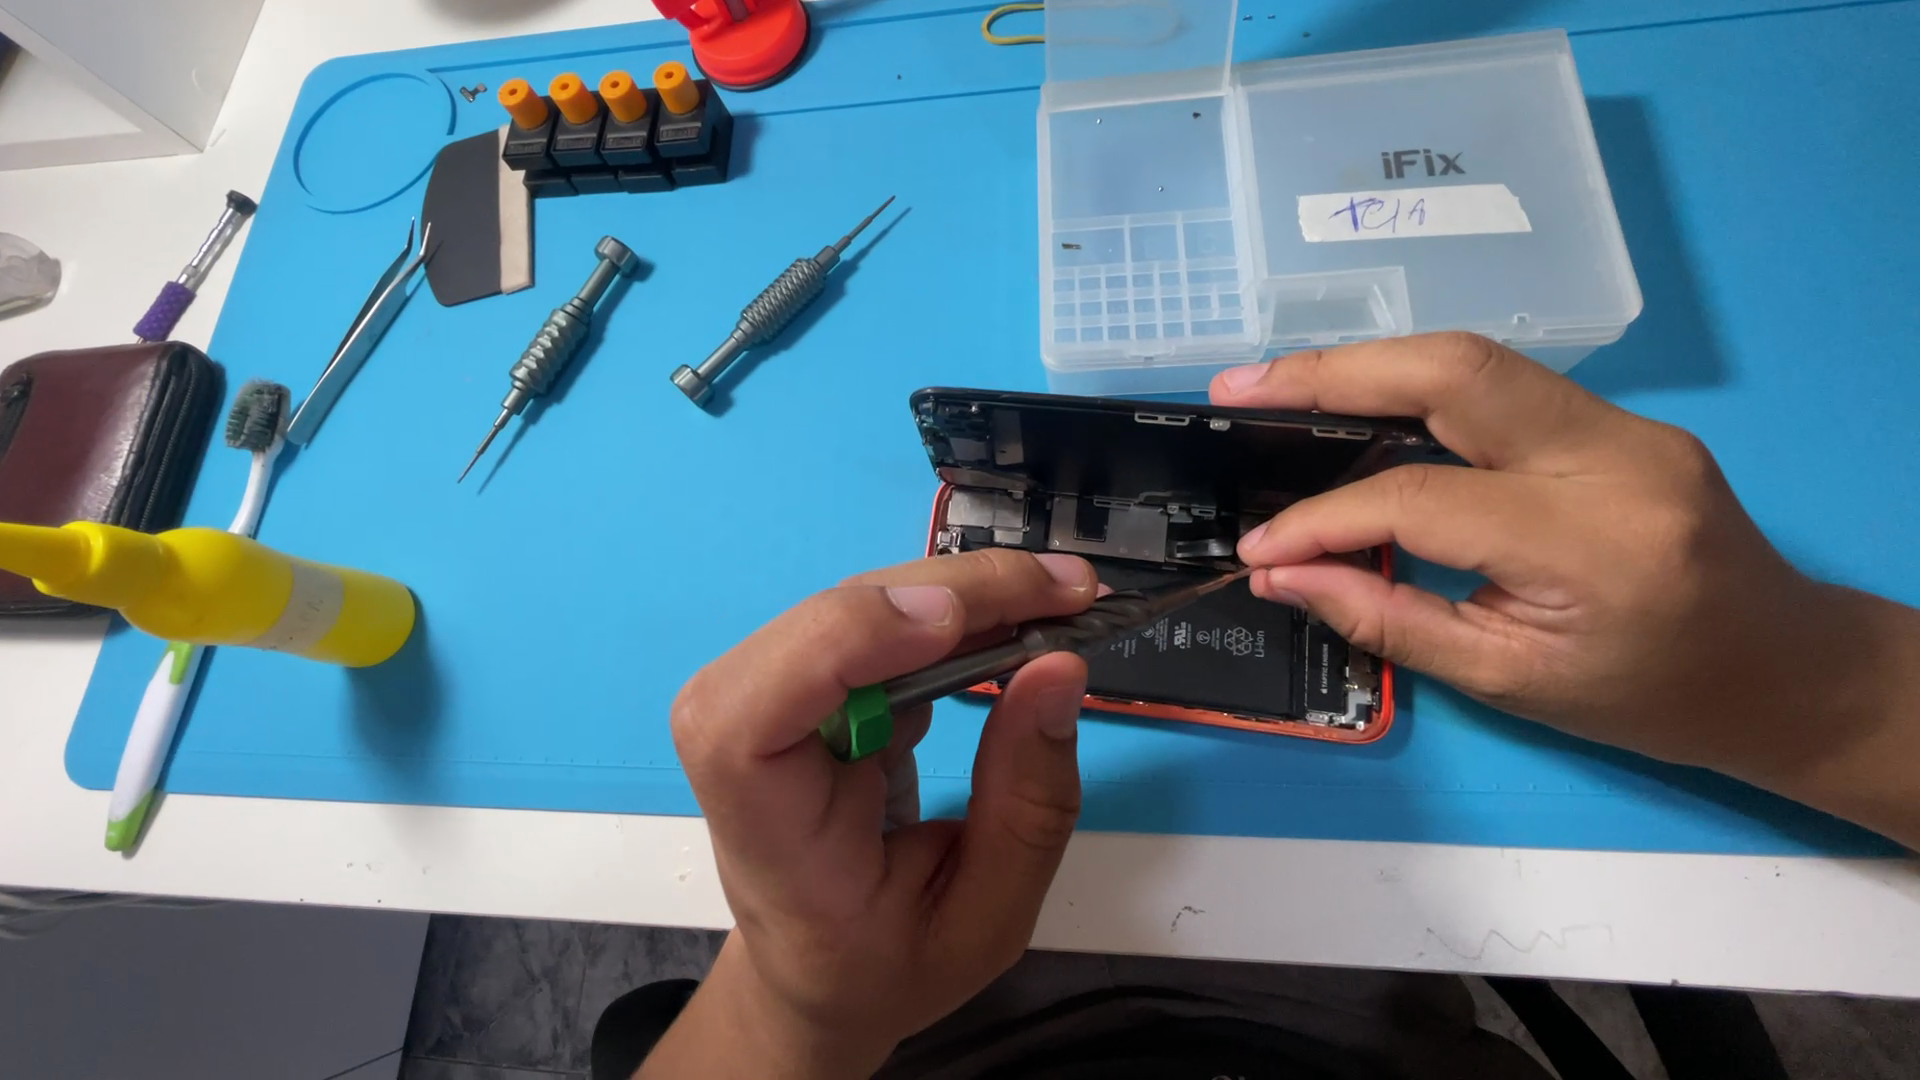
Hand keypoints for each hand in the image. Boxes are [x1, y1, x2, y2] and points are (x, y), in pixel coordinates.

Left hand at [645, 549, 1097, 1078]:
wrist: (822, 966)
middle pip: (820, 630)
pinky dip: (958, 609)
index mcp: (770, 839)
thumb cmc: (888, 963)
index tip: (950, 627)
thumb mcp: (984, 920)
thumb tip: (1060, 669)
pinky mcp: (821, 683)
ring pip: (859, 606)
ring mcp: (781, 703)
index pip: (745, 719)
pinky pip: (883, 620)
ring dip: (964, 591)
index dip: (834, 645)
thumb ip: (1027, 807)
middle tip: (1065, 590)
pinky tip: (1017, 614)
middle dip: (949, 596)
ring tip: (1058, 598)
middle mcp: (753, 749)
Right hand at [1212, 333, 1919, 840]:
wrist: (1788, 670)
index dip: (1323, 518)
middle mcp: (1613, 456)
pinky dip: (1399, 385)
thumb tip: (1278, 573)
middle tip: (1236, 389)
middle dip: (1328, 374)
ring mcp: (1619, 424)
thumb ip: (1381, 618)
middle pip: (1453, 372)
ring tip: (1271, 386)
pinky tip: (1343, 400)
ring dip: (1356, 366)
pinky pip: (1485, 384)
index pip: (1420, 499)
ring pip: (1467, 358)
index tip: (1259, 545)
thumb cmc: (1644, 695)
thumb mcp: (1502, 678)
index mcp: (1592, 541)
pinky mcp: (1605, 419)